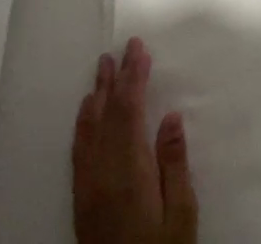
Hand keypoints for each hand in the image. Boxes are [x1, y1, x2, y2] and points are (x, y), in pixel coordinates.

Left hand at [73, 37, 198, 243]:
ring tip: (102, 67)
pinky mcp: (81, 197)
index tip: (140, 50)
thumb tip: (171, 117)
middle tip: (121, 47)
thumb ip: (174, 164)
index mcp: (129, 171)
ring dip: (96, 94)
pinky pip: (79, 148)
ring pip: (88, 129)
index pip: (128, 112)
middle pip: (106, 115)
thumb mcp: (181, 213)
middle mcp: (102, 172)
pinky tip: (87, 111)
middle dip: (115, 78)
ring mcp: (88, 185)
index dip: (133, 78)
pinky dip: (83, 122)